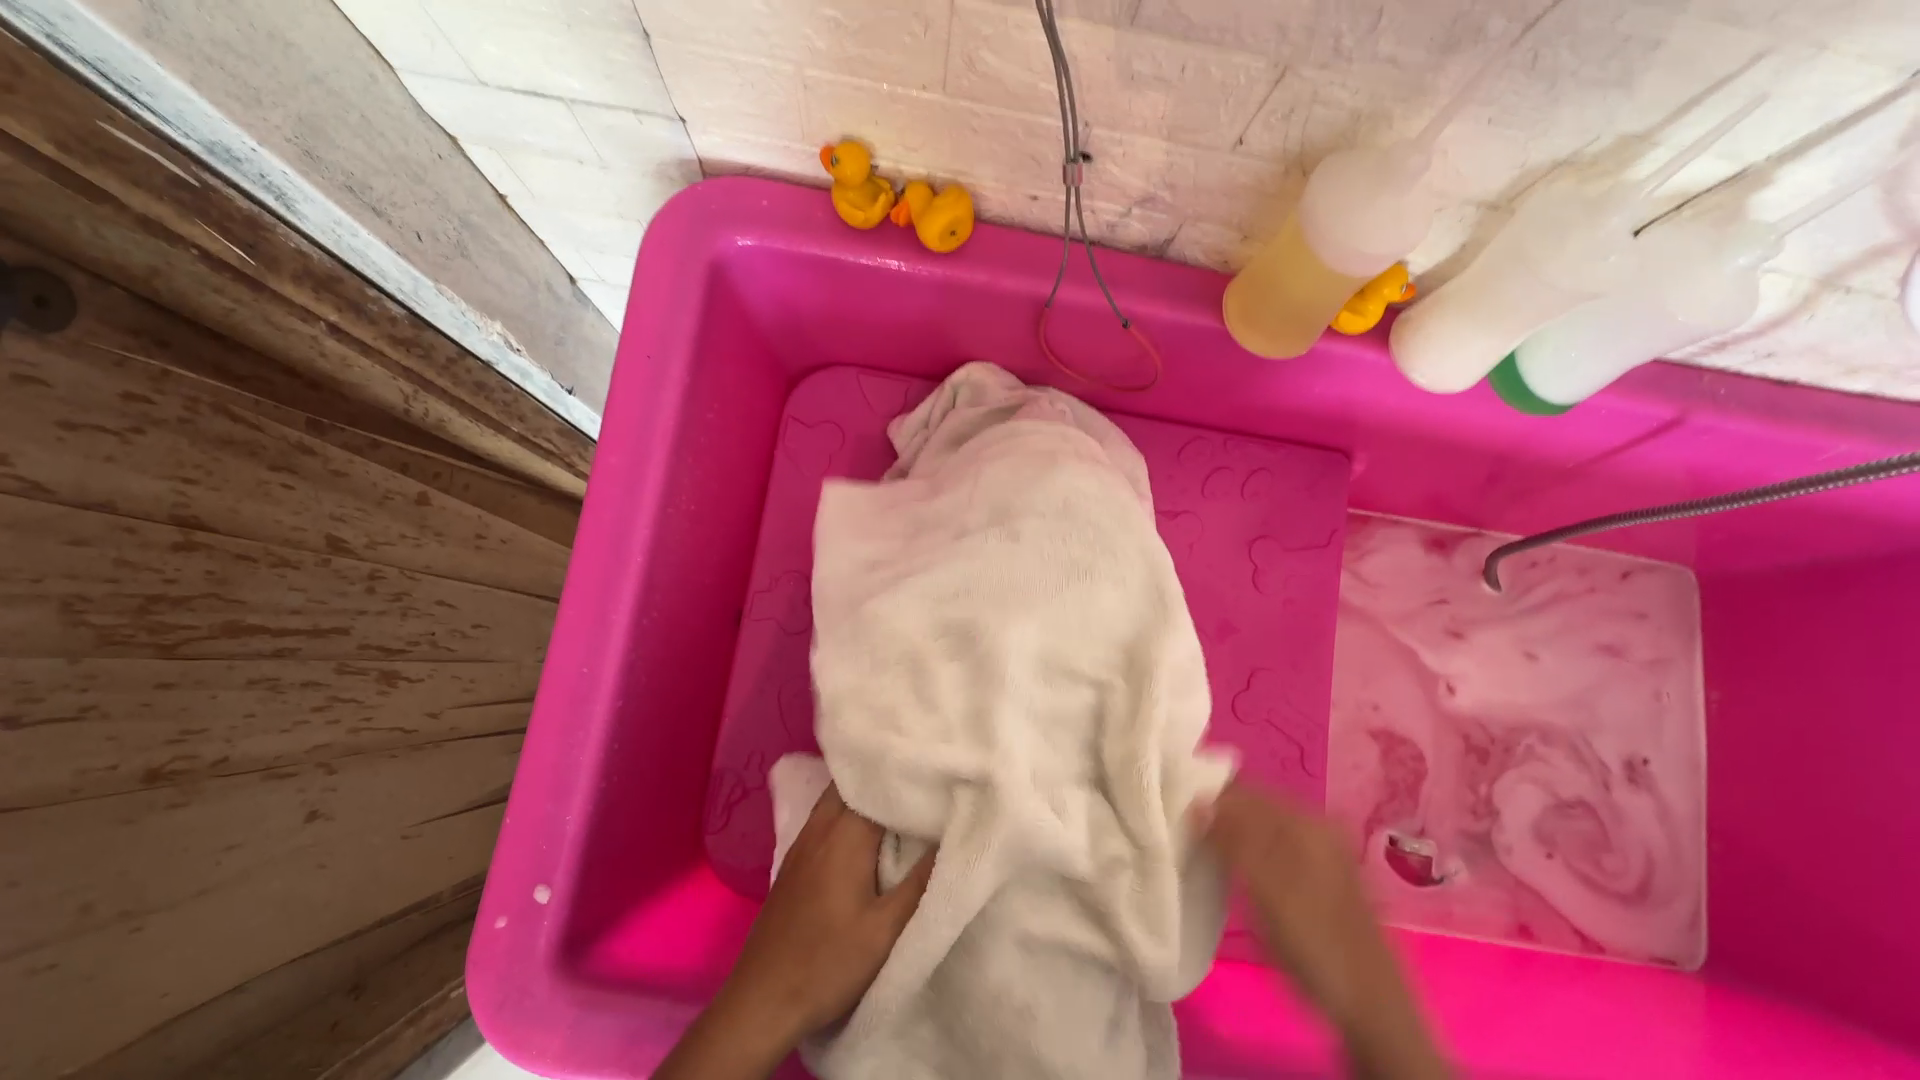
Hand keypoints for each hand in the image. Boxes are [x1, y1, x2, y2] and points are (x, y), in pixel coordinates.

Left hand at [727, 783, 935, 1037]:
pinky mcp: (794, 864)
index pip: (876, 784)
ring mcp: (801, 845)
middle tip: (922, 778)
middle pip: (851, 783)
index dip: (906, 773)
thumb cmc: (829, 963)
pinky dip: (848, 812)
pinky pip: (825, 820)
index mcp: (844, 836)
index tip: (936, 768)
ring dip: (864, 794)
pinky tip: (868, 831)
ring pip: (835, 800)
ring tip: (902, 799)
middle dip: (883, 776)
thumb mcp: (887, 930)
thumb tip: (952, 835)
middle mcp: (819, 829)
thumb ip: (921, 881)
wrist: (763, 1001)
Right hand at [1200, 781, 1450, 1079]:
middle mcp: (1316, 827)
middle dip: (1216, 815)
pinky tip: (1227, 868)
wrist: (1366, 1003)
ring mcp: (1320, 853)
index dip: (1206, 796)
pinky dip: (1246, 853)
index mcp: (1306, 821)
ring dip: (1229, 835)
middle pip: (1254, 808)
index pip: (1243, 792)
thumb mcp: (1265, 889)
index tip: (1169, 809)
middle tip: (1177, 831)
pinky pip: (1272, 849)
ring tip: (1195, 849)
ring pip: (1261, 830)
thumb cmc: (1313, 943)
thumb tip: (1194, 800)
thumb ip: (1231, 840)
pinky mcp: (1318, 879)